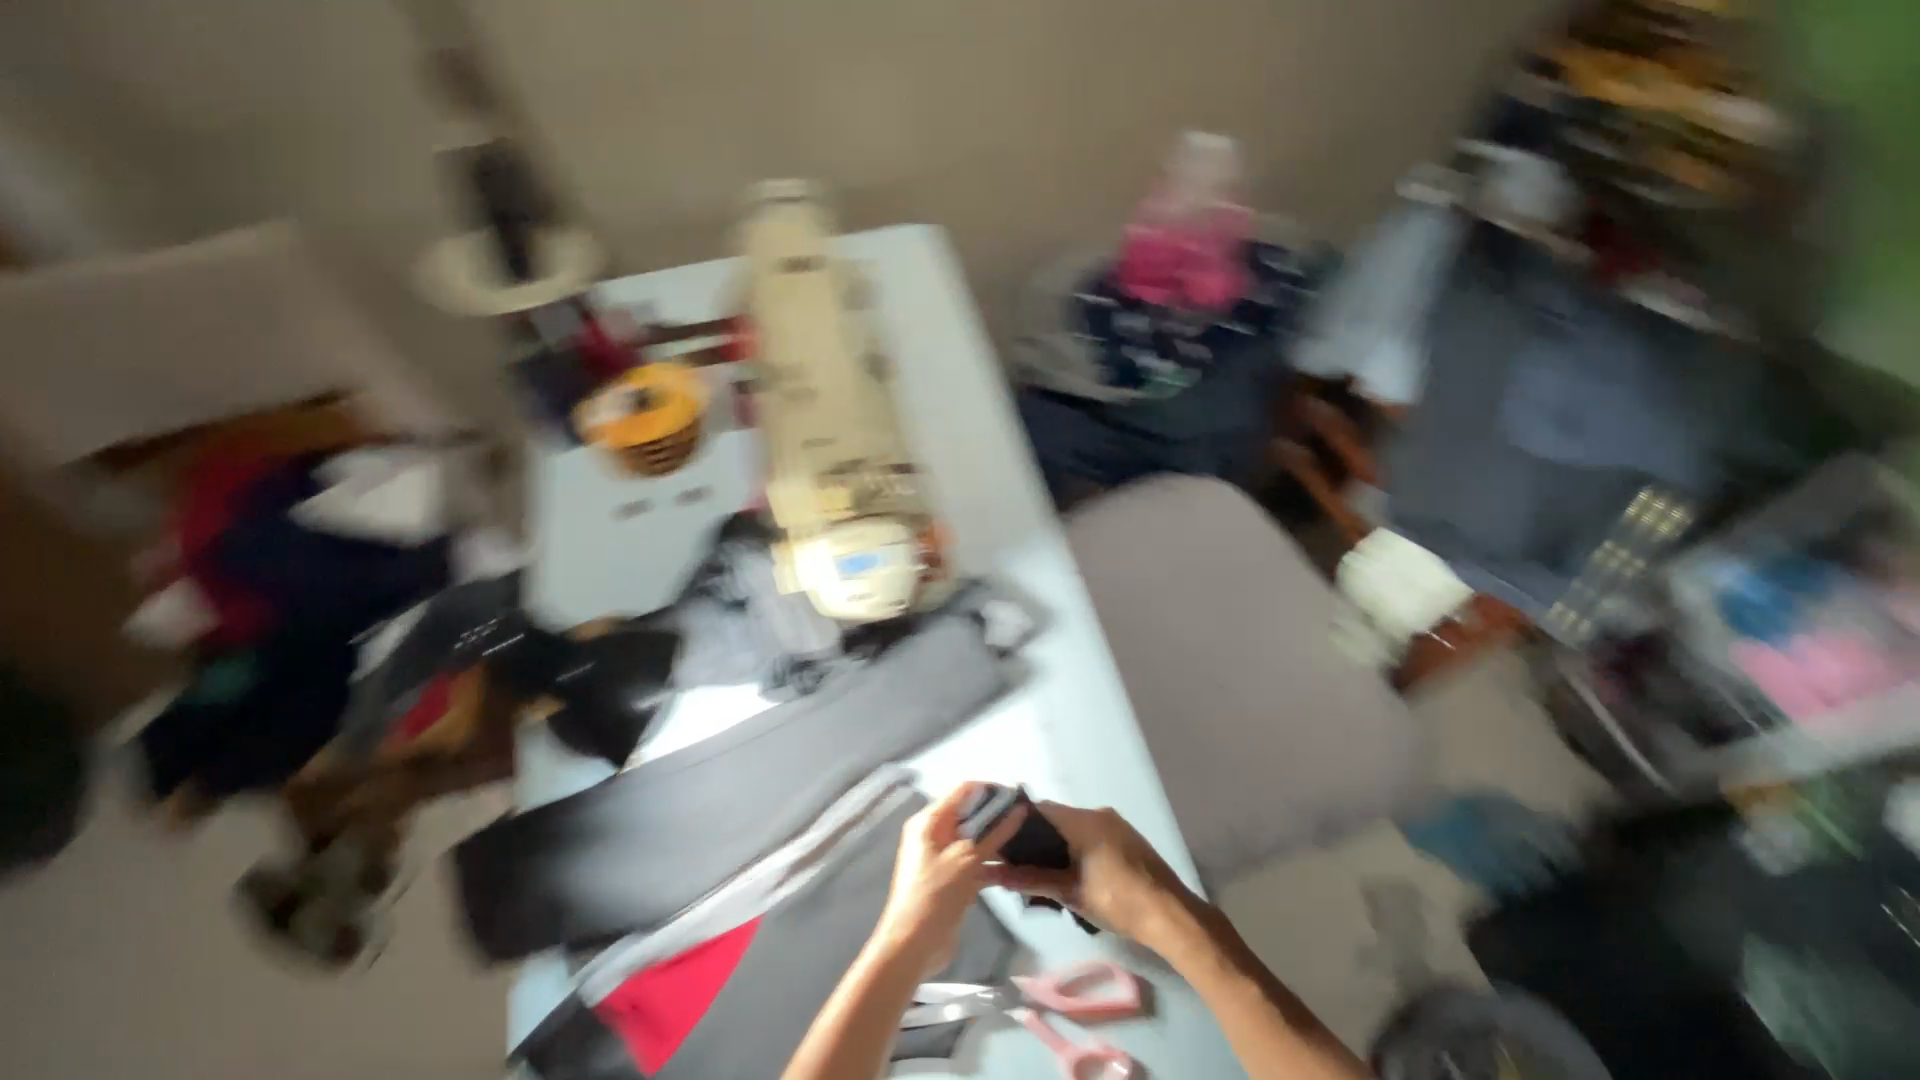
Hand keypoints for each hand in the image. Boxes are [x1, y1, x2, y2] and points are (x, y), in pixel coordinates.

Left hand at [872, 783, 1025, 973]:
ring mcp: (941, 857)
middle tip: (1030, 820)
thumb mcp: (967, 860)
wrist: (912, 946)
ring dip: (997, 840)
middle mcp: (933, 833)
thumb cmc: (936, 895)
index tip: (1021, 797)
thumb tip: (1019, 809)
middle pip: (969, 813)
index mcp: (929, 820)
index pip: (964, 790)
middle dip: (997, 815)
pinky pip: (973, 861)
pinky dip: (991, 863)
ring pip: (974, 839)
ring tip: (1029, 840)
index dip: (992, 790)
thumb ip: (995, 833)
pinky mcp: (949, 878)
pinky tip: (1016, 867)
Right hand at [986, 802, 1202, 952]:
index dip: (1016, 822)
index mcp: (1083, 821)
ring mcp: (1116, 824)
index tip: (999, 839)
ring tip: (1039, 867)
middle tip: (1015, 859)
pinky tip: (1069, 868)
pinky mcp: (1127, 837)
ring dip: (1056, 842)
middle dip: (1035, 836)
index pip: (1039, 809)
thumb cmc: (1117, 902)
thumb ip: (1031, 879)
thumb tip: (993, 874)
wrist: (1170, 915)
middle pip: (1056, 817)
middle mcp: (1098, 814)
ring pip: (1074, 825)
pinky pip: (1091, 833)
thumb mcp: (1070, 893)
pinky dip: (1075, 845)